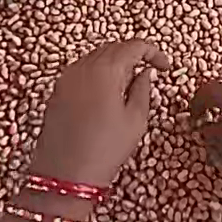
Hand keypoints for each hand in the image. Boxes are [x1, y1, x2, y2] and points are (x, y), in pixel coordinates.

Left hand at [29, 40, 171, 188]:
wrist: (65, 175)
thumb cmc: (105, 149)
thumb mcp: (136, 120)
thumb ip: (143, 89)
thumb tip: (145, 73)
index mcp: (106, 70)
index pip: (134, 46)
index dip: (154, 52)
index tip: (164, 66)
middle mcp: (83, 67)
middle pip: (113, 48)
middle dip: (133, 55)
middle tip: (150, 72)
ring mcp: (66, 78)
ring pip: (95, 57)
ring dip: (115, 63)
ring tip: (130, 84)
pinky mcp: (57, 91)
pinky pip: (82, 70)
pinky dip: (98, 73)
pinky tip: (108, 93)